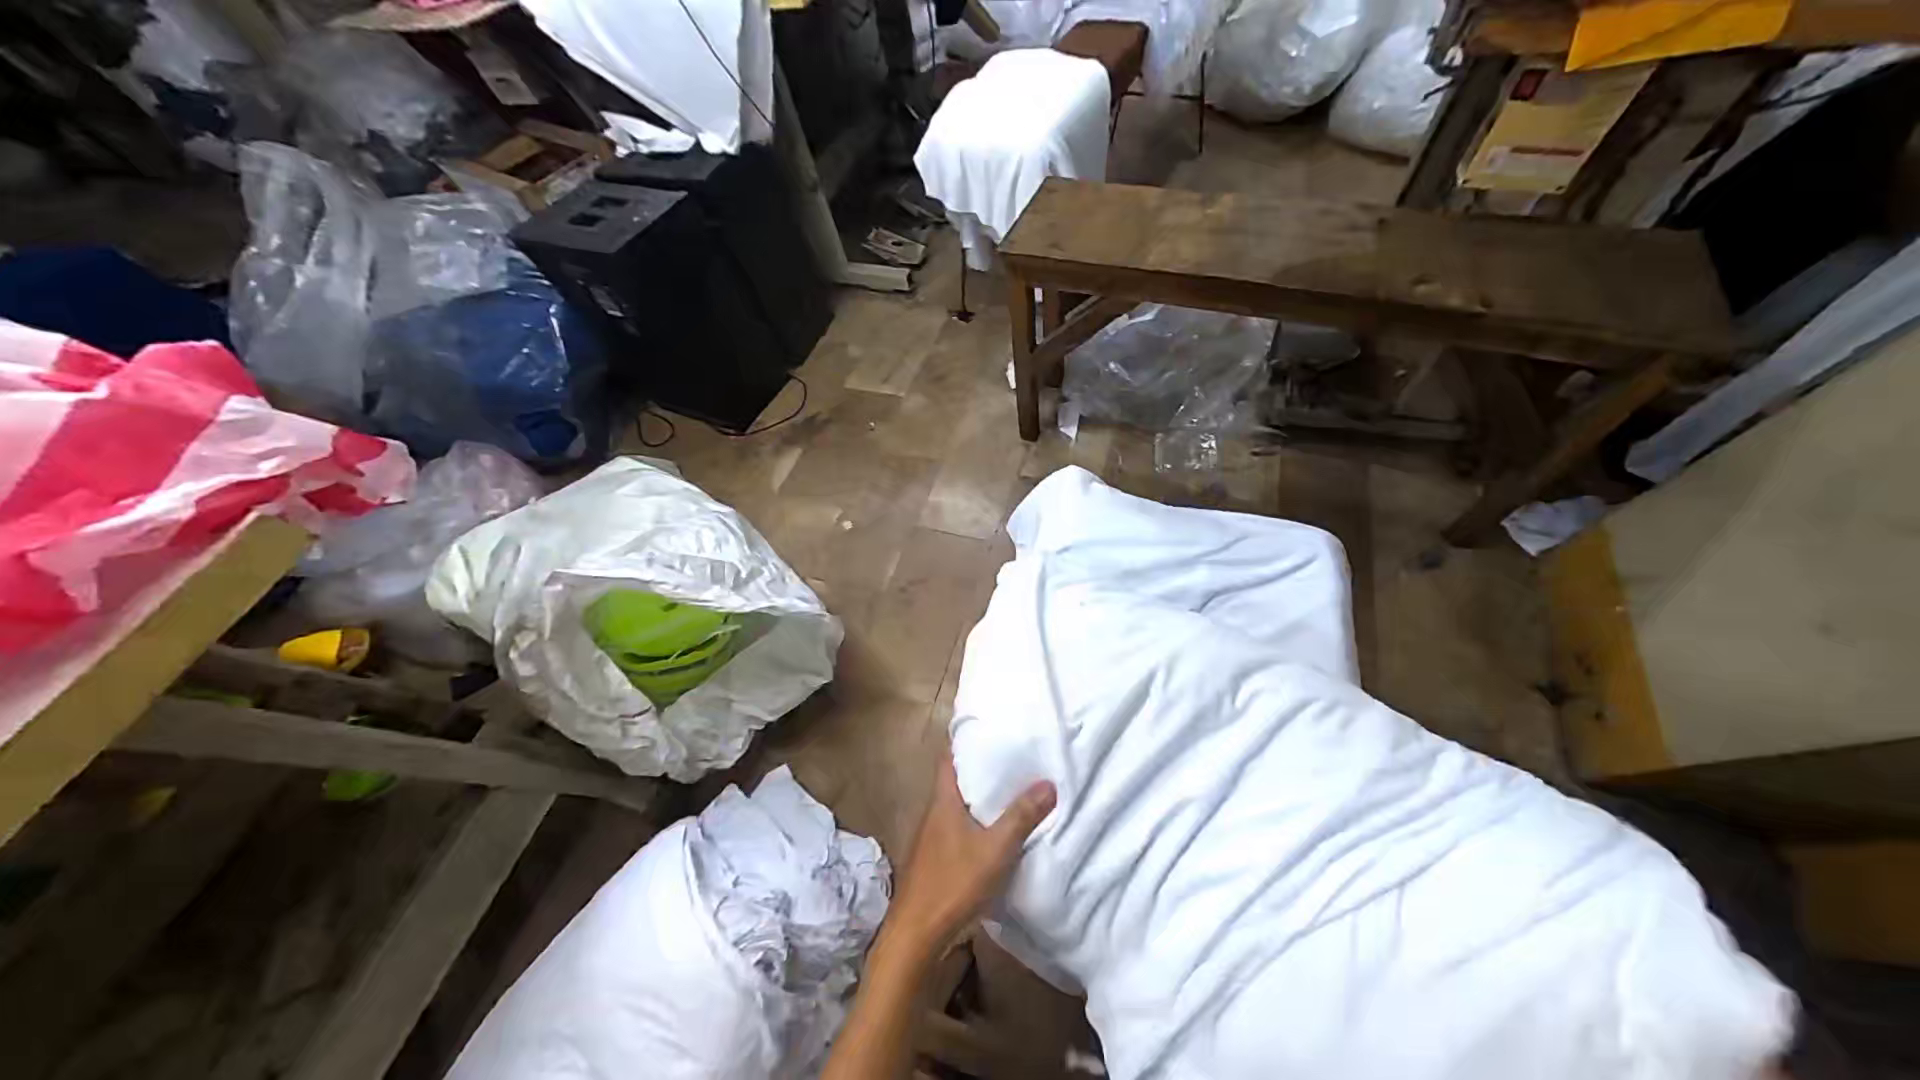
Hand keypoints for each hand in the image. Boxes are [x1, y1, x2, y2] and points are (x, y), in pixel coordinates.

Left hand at [885, 751, 1056, 957]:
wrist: (917, 933)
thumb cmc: (954, 882)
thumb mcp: (996, 849)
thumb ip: (1021, 816)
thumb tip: (1048, 782)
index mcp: (943, 800)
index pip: (948, 757)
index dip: (964, 739)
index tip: (989, 729)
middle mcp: (933, 812)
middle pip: (954, 780)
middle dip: (978, 768)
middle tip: (1010, 757)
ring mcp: (931, 837)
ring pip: (957, 806)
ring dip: (978, 798)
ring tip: (1009, 790)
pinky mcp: (934, 859)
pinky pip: (957, 828)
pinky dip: (975, 822)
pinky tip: (993, 832)